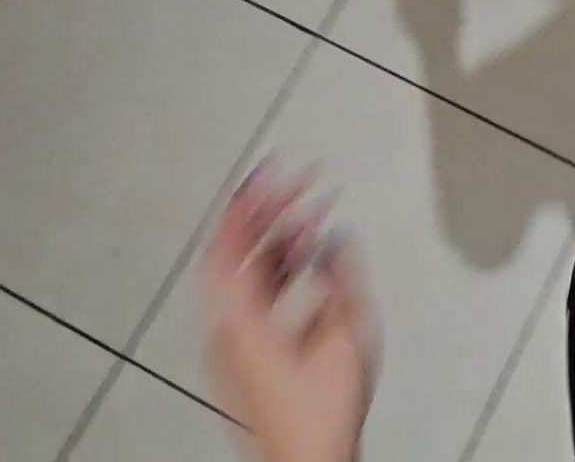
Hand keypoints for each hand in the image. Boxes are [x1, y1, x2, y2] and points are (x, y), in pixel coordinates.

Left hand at [205, 162, 378, 461]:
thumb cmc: (323, 406)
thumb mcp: (346, 333)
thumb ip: (339, 276)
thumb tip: (332, 233)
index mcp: (242, 322)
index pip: (230, 247)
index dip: (247, 203)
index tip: (271, 167)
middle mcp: (229, 327)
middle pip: (240, 253)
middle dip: (271, 209)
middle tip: (303, 176)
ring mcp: (235, 340)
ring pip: (251, 270)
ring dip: (282, 234)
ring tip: (316, 205)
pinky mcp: (250, 349)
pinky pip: (259, 289)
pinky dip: (283, 262)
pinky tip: (311, 250)